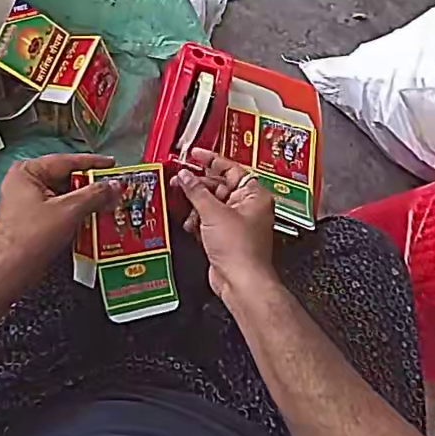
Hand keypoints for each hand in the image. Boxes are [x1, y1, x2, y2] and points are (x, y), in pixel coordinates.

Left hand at [0, 153, 119, 295]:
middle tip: (114, 188)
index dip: (93, 163)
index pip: (67, 161)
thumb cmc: (29, 238)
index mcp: (27, 172)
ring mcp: (28, 203)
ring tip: (109, 204)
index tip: (112, 164)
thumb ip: (95, 195)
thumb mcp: (68, 211)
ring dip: (85, 202)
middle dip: (91, 186)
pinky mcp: (33, 221)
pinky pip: (60, 211)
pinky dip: (76, 214)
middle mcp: (25, 184)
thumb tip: (114, 186)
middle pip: (66, 178)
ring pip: (64, 196)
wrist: (10, 271)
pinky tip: (93, 219)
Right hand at [170, 148, 278, 297]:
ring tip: (182, 203)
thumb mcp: (213, 213)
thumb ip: (196, 191)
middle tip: (180, 179)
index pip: (231, 169)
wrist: (240, 281)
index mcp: (254, 195)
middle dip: (198, 185)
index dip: (211, 160)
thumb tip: (186, 176)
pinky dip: (198, 220)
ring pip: (212, 203)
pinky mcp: (226, 236)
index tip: (195, 154)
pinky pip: (209, 220)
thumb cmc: (240, 250)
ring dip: (196, 205)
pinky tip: (190, 224)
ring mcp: (237, 222)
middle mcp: (248, 207)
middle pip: (219, 186)